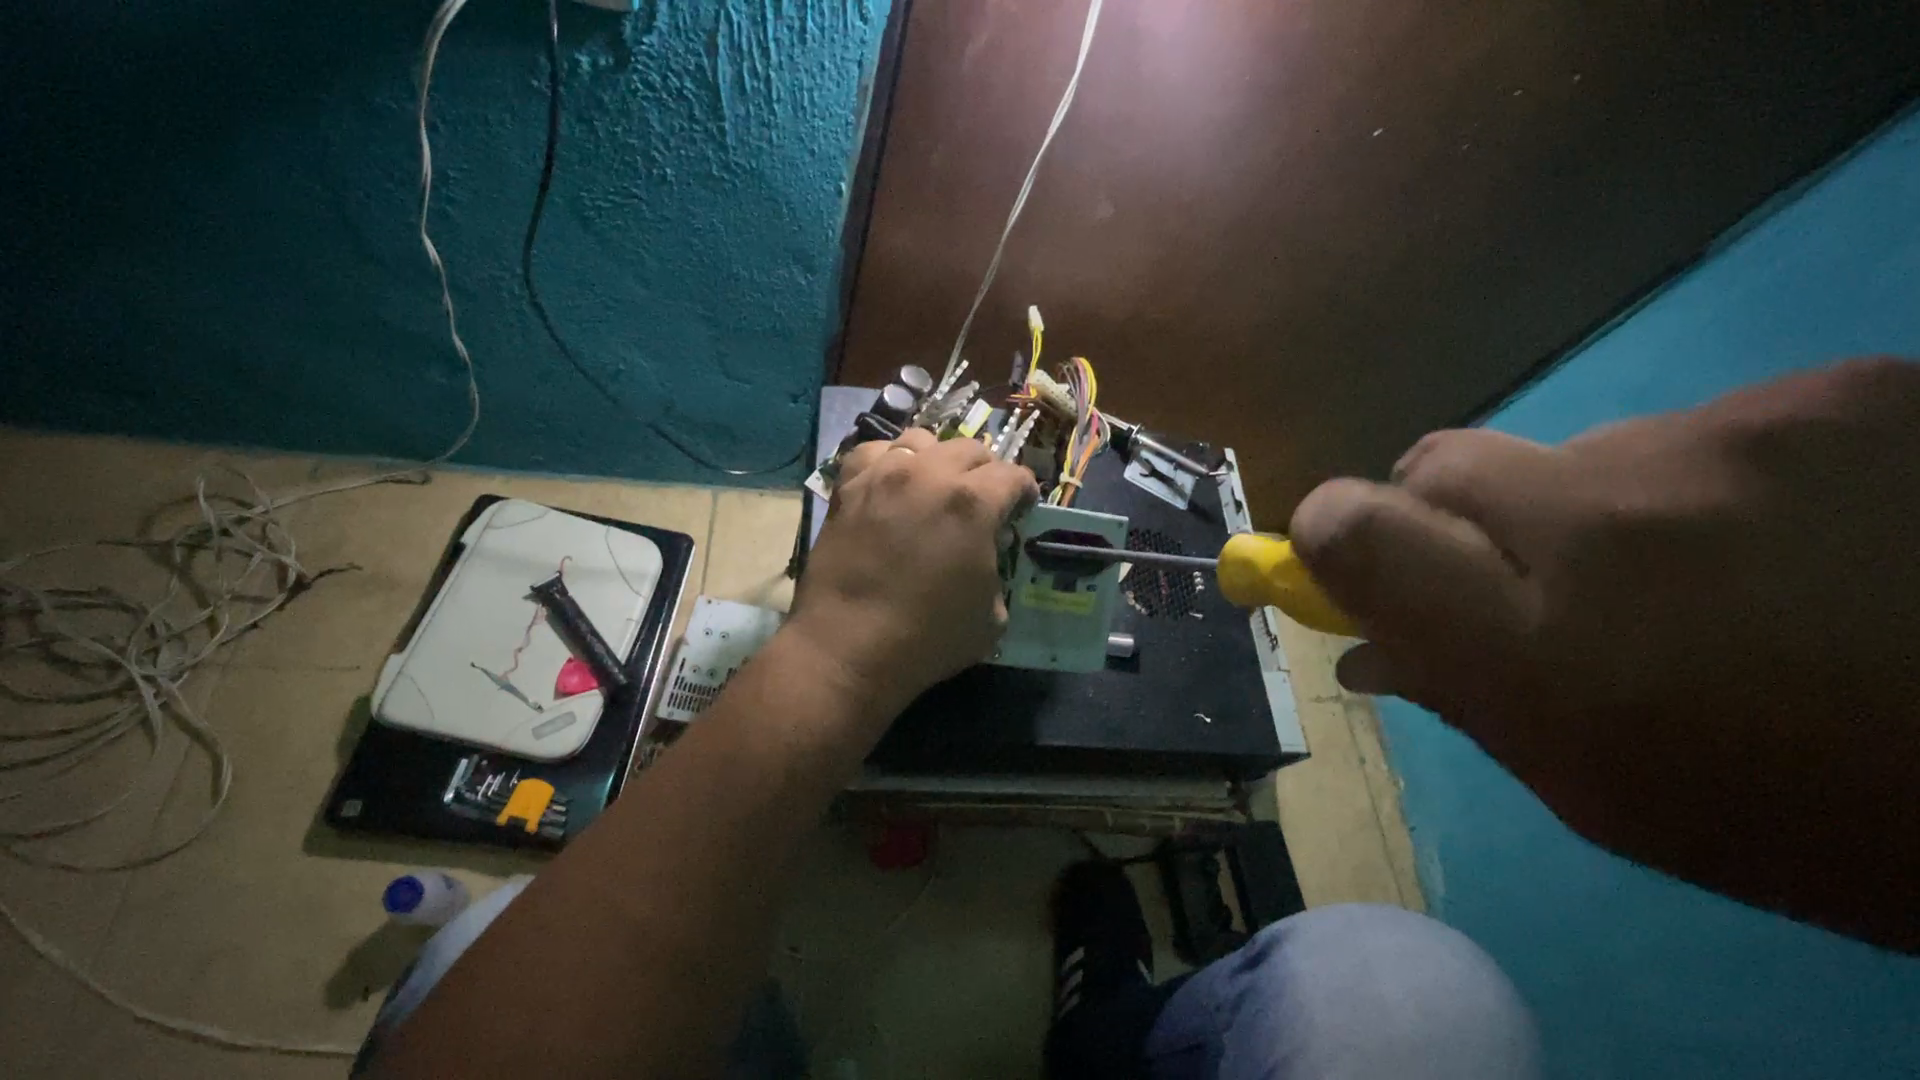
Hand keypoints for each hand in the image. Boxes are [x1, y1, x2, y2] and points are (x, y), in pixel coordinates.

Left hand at [789, 428, 1038, 719]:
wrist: (847, 648)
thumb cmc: (927, 639)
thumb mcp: (992, 616)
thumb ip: (997, 571)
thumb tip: (986, 558)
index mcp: (974, 502)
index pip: (1014, 476)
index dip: (1024, 493)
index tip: (1021, 510)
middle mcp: (930, 474)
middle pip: (970, 449)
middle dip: (984, 473)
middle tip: (980, 502)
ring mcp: (884, 475)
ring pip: (921, 440)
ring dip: (937, 460)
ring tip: (934, 487)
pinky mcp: (848, 487)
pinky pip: (874, 451)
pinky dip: (889, 460)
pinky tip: (892, 483)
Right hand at [1290, 357, 1919, 950]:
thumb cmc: (1812, 815)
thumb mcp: (1608, 791)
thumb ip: (1468, 696)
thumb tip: (1367, 642)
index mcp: (1545, 648)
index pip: (1353, 528)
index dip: (1332, 537)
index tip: (1352, 567)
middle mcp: (1610, 518)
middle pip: (1441, 463)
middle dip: (1456, 517)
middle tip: (1533, 577)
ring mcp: (1730, 436)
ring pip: (1581, 451)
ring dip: (1602, 508)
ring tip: (1719, 576)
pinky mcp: (1841, 387)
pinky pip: (1702, 431)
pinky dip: (1716, 484)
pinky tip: (1815, 539)